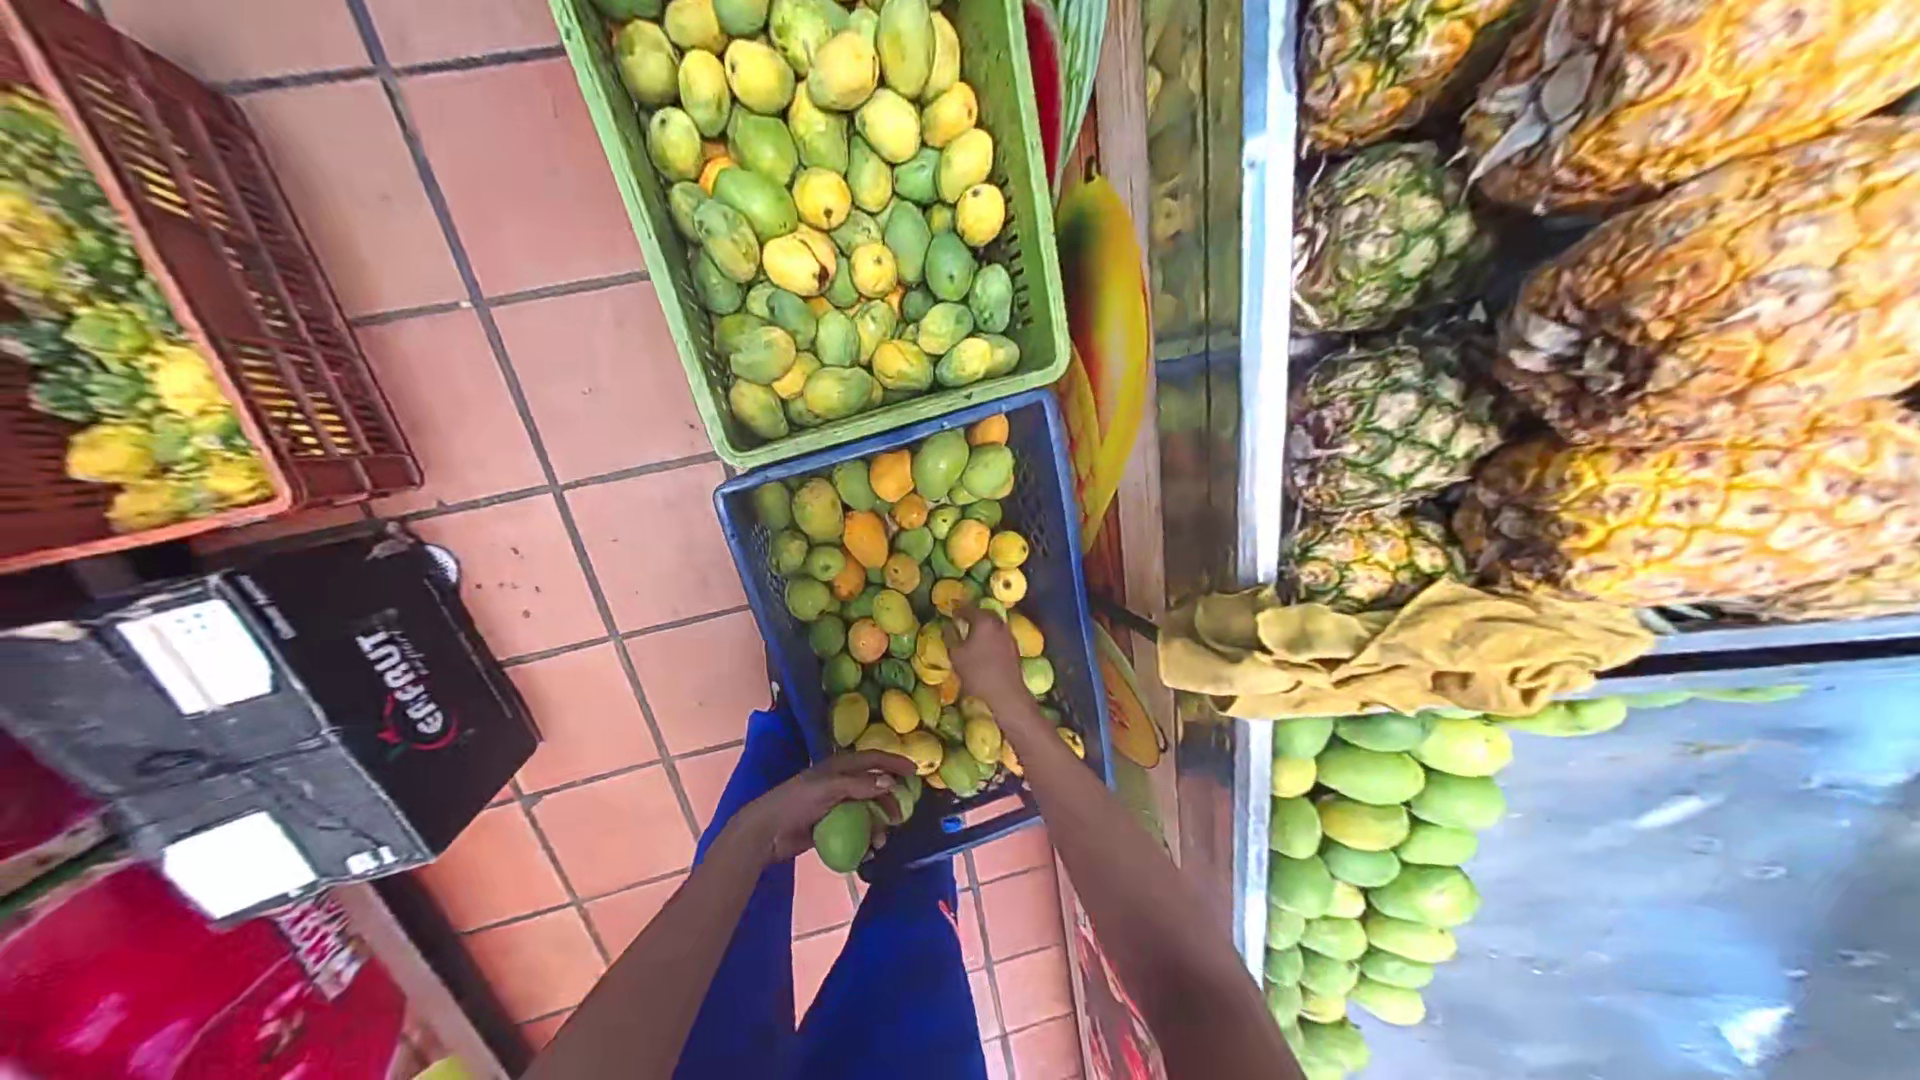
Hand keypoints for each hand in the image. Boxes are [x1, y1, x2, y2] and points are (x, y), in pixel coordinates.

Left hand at [731, 751, 915, 862]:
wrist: (767, 832)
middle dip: (887, 800)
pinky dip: (864, 839)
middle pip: (872, 787)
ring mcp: (835, 805)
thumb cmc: (796, 803)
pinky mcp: (830, 826)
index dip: (893, 763)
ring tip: (881, 841)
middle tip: (899, 816)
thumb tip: (890, 782)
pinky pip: (854, 830)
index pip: (873, 759)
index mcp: (839, 767)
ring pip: (865, 811)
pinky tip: (868, 851)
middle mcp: (839, 783)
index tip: (914, 771)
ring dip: (876, 824)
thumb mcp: (828, 789)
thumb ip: (859, 785)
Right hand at [945, 604, 1028, 712]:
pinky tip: (985, 644)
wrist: (1005, 692)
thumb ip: (950, 636)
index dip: (958, 610)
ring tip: (973, 632)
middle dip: (973, 614)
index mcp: (984, 621)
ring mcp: (1009, 634)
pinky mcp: (1014, 646)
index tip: (952, 612)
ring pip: (994, 623)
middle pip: (985, 613)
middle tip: (963, 620)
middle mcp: (999, 623)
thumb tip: (947, 625)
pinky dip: (991, 634)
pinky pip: (1000, 633)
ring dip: (984, 624)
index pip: (969, 609)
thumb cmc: (977, 672)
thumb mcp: (956, 654)